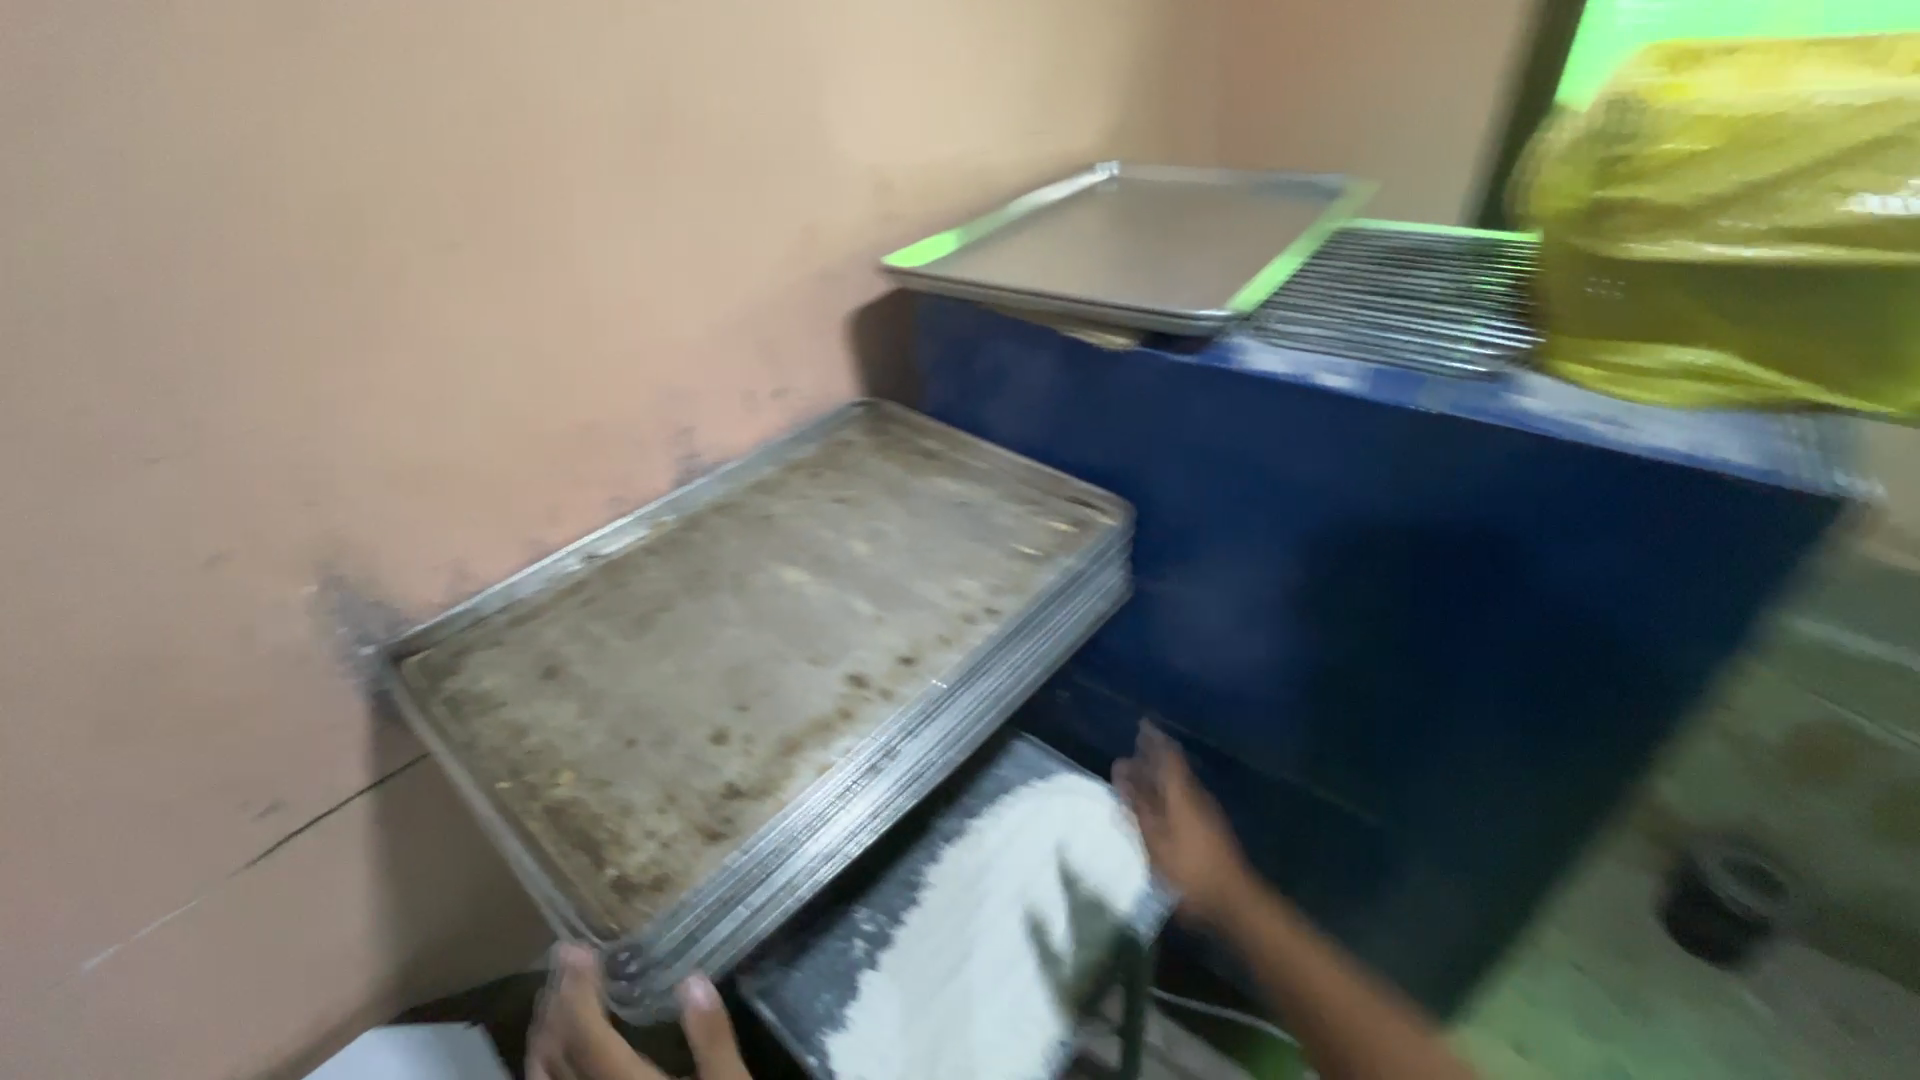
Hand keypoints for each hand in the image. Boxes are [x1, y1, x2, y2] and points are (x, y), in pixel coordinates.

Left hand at [527, 944, 750, 1079]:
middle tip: (566, 962)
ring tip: (557, 998)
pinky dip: (543, 1069)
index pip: (586, 1036)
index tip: (578, 951)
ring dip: (543, 1035)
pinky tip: (555, 1055)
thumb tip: (692, 980)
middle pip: (553, 1056)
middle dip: (556, 1004)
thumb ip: (713, 1039)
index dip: (576, 990)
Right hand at [1112, 722, 1252, 927]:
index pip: (1167, 753)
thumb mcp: (1155, 837)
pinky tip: (1157, 806)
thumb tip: (1121, 768)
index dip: (1153, 738)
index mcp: (1182, 791)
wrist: (1234, 902)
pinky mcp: (1210, 829)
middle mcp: (1196, 795)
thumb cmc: (1189, 868)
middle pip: (1173, 767)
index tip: (1140, 725)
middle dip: (1152, 758)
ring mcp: (1206, 812)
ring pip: (1179, 784)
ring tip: (1138, 778)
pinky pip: (1183, 798)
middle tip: (1131, 752)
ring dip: (1159, 777)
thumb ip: (1138, 802)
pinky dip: (1167, 794)